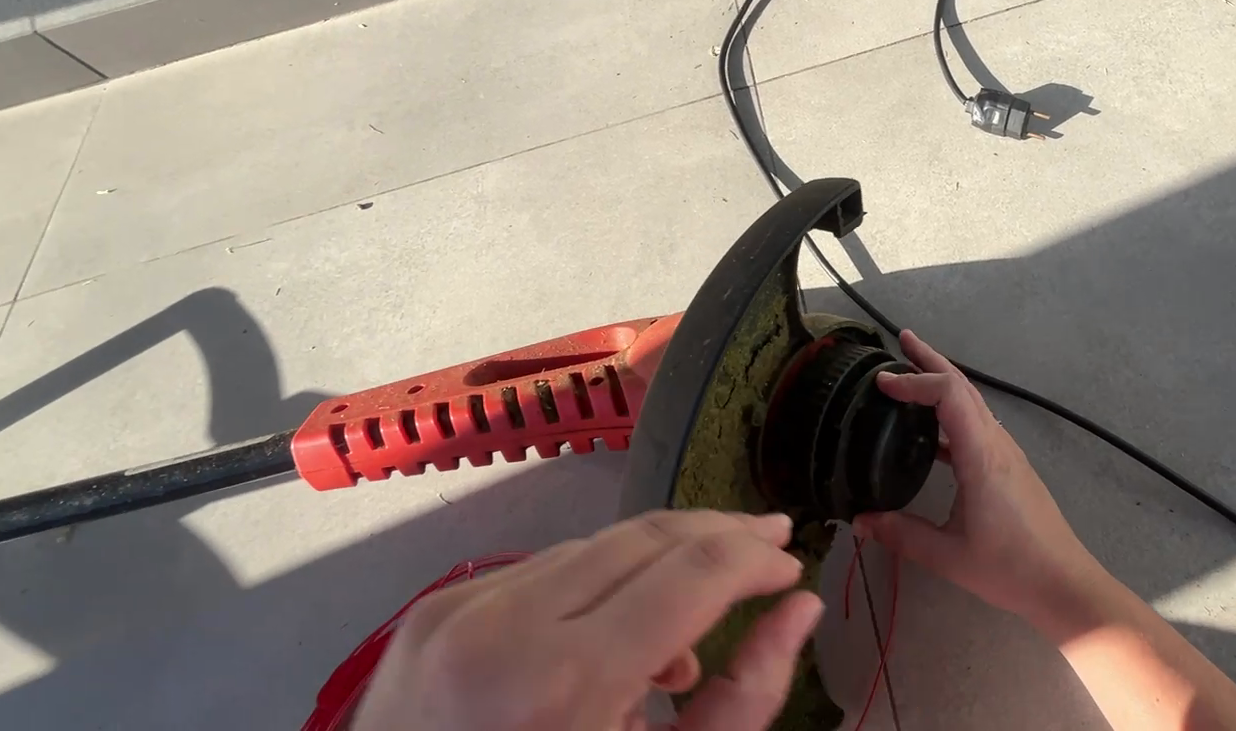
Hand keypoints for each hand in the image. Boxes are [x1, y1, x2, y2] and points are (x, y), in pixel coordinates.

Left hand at [350, 510, 824, 730]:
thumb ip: (743, 700)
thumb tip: (800, 606)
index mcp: (560, 686)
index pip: (693, 573)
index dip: (756, 559)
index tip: (791, 566)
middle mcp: (502, 625)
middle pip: (649, 537)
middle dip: (722, 534)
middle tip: (772, 542)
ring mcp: (458, 609)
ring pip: (602, 544)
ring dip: (664, 560)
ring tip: (700, 606)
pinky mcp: (435, 609)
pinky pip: (551, 569)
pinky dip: (603, 585)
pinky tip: (619, 632)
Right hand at [853, 330, 1104, 628]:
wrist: (1063, 582)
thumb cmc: (1009, 567)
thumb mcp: (948, 556)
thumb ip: (901, 535)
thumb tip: (859, 521)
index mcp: (982, 454)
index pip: (950, 394)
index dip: (916, 380)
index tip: (882, 382)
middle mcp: (995, 442)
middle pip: (963, 385)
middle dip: (931, 360)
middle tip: (901, 341)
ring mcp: (1005, 451)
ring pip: (971, 401)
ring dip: (942, 382)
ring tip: (910, 378)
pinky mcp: (1008, 464)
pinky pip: (975, 422)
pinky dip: (950, 410)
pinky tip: (929, 431)